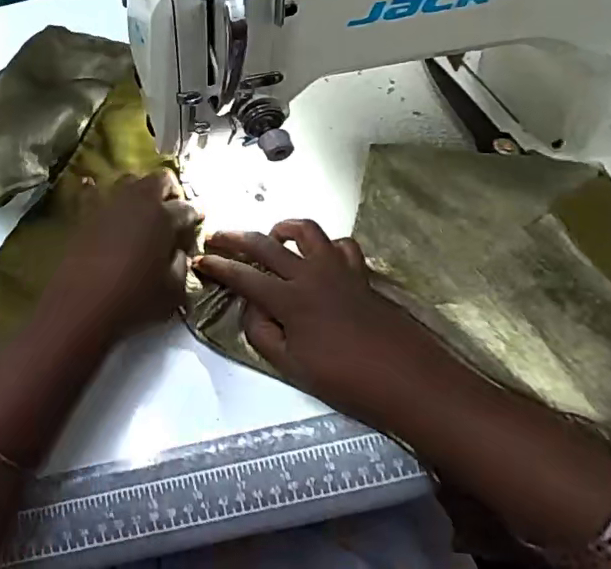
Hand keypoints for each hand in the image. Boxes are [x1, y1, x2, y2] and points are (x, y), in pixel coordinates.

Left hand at [45, 170, 200, 343]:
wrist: (82, 303)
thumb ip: (181, 264)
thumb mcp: (173, 291)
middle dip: (170, 191)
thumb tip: (179, 251)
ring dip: (139, 191)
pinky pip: (92, 191)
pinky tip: (98, 194)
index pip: (186, 208)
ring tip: (141, 211)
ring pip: (129, 180)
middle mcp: (137, 200)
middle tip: (171, 213)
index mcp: (163, 217)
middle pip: (159, 179)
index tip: (194, 228)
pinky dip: (97, 190)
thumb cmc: (134, 299)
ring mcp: (108, 202)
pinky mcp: (85, 211)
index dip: (193, 217)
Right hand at [193, 220, 452, 424]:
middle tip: (216, 236)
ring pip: (306, 231)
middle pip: (264, 244)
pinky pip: (342, 246)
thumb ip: (261, 333)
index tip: (198, 260)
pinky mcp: (362, 275)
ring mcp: (338, 270)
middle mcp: (309, 275)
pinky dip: (326, 246)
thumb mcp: (292, 367)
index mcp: (288, 299)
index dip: (216, 266)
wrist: (411, 383)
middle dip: (234, 237)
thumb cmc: (347, 381)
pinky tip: (320, 257)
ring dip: (283, 228)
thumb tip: (250, 307)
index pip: (241, 275)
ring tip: (273, 237)